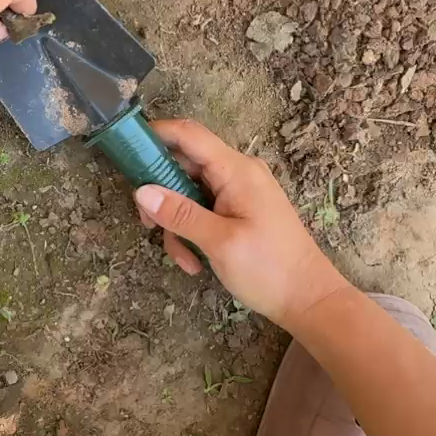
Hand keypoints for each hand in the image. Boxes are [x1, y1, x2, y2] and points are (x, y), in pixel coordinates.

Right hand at [132, 119, 352, 324]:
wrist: (310, 301)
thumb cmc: (270, 269)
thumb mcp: (219, 242)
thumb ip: (179, 214)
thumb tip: (141, 191)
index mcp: (236, 171)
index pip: (189, 135)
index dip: (155, 134)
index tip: (125, 149)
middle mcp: (237, 174)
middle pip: (183, 167)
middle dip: (161, 197)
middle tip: (147, 225)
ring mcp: (238, 193)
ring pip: (188, 195)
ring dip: (177, 226)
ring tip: (185, 259)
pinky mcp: (238, 212)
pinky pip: (202, 211)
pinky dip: (193, 234)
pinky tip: (197, 262)